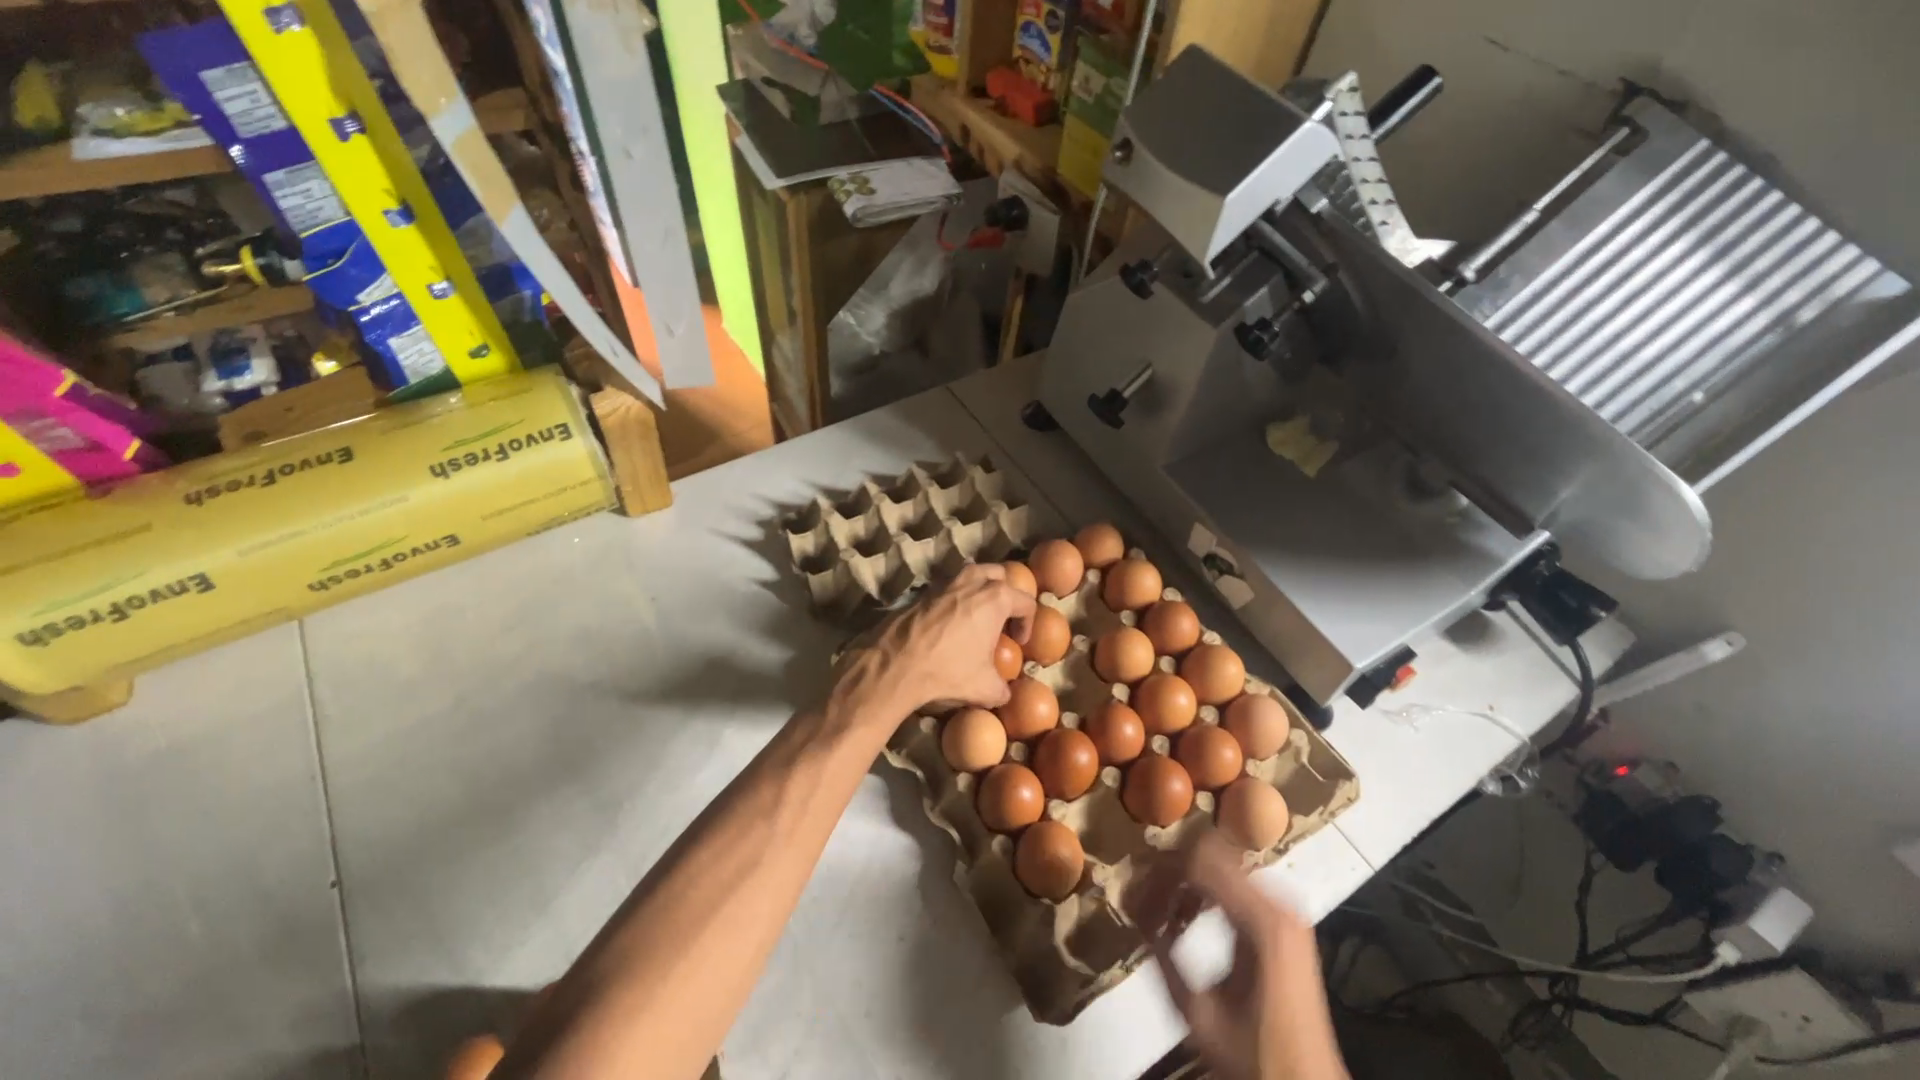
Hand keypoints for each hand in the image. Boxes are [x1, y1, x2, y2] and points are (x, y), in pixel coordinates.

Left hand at [832, 563, 1035, 724]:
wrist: (896, 665)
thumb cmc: (948, 671)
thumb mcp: (985, 688)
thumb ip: (1002, 689)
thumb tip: (1005, 693)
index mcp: (996, 598)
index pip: (1026, 602)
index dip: (1028, 624)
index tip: (1020, 642)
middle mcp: (972, 582)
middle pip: (1000, 575)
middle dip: (1006, 593)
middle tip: (1003, 618)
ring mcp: (944, 583)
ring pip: (971, 574)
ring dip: (979, 589)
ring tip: (978, 615)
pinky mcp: (922, 592)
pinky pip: (947, 589)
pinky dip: (954, 599)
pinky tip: (949, 624)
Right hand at [1134, 833, 1349, 1079]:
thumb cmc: (1256, 1054)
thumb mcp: (1199, 1013)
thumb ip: (1164, 958)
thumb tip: (1136, 914)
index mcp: (1262, 919)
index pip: (1197, 860)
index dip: (1158, 872)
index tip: (1132, 897)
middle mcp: (1278, 900)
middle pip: (1208, 853)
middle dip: (1168, 874)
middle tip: (1140, 903)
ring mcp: (1284, 906)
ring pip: (1219, 862)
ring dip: (1184, 882)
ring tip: (1159, 917)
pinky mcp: (1283, 917)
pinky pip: (1234, 881)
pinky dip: (1203, 891)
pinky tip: (1185, 920)